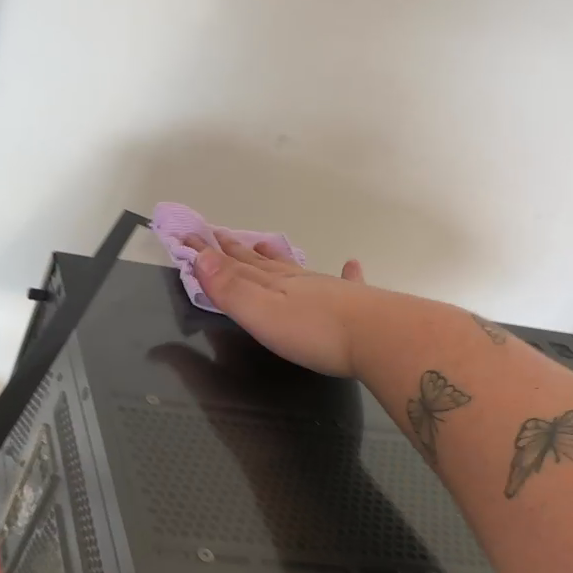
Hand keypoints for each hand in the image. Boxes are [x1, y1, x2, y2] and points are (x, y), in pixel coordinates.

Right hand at [190, 235, 382, 378]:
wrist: (382, 337)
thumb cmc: (315, 332)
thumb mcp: (261, 313)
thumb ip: (230, 289)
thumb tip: (200, 259)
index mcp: (271, 285)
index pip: (233, 266)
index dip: (210, 254)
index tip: (189, 238)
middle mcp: (297, 280)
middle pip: (260, 263)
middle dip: (235, 251)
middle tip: (218, 235)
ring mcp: (329, 290)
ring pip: (294, 269)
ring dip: (275, 257)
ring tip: (263, 243)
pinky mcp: (357, 305)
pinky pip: (347, 282)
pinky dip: (346, 273)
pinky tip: (351, 265)